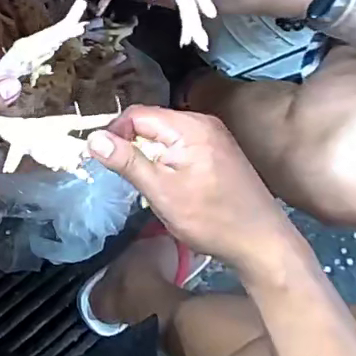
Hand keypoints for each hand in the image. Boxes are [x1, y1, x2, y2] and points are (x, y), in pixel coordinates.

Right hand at [84, 106, 304, 268]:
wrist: (262, 242)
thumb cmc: (211, 219)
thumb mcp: (161, 192)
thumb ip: (127, 161)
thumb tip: (93, 138)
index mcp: (190, 126)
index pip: (137, 114)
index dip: (115, 133)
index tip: (104, 160)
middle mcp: (204, 122)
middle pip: (153, 122)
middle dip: (132, 145)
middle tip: (125, 177)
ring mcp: (216, 136)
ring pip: (167, 136)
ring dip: (150, 154)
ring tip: (147, 184)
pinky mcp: (221, 152)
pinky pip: (184, 146)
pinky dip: (169, 160)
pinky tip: (170, 185)